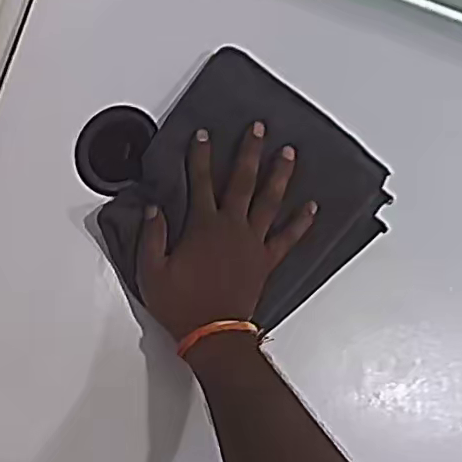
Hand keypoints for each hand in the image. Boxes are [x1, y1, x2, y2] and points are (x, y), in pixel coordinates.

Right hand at [137, 121, 316, 340]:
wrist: (211, 332)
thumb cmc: (180, 303)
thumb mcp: (151, 271)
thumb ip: (152, 237)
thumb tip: (153, 210)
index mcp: (202, 228)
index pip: (199, 183)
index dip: (200, 157)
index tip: (203, 136)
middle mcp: (231, 229)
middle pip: (242, 182)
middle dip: (248, 152)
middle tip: (258, 129)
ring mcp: (252, 243)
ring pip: (270, 200)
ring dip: (279, 174)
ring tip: (288, 153)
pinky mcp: (265, 261)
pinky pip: (287, 236)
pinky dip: (301, 221)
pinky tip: (311, 207)